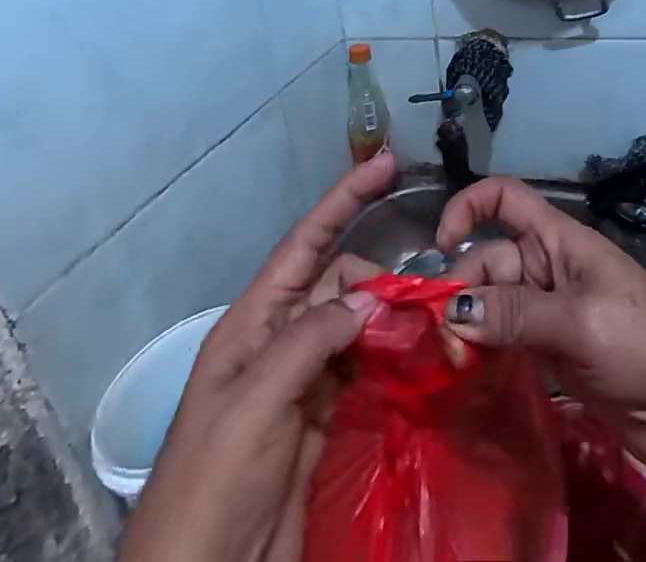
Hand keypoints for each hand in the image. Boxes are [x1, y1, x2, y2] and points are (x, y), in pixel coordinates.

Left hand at [120, 155, 391, 561]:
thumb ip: (311, 340)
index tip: (384, 165)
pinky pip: (364, 366)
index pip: (305, 244)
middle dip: (379, 279)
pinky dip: (390, 356)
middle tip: (424, 301)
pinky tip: (417, 359)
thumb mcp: (255, 401)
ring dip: (391, 317)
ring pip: (356, 323)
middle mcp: (279, 338)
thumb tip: (369, 297)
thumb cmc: (214, 480)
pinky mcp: (325, 413)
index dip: (343, 200)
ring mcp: (304, 377)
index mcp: (252, 321)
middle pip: (338, 283)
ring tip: (431, 324)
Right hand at [437, 177, 645, 430]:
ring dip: (468, 324)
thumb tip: (450, 311)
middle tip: (440, 337)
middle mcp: (549, 267)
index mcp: (560, 240)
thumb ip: (513, 314)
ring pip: (492, 301)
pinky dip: (483, 347)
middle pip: (488, 259)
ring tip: (448, 359)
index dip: (468, 206)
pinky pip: (504, 335)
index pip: (506, 198)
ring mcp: (548, 309)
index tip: (440, 244)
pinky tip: (465, 369)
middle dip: (462, 289)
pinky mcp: (549, 347)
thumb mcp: (579, 322)